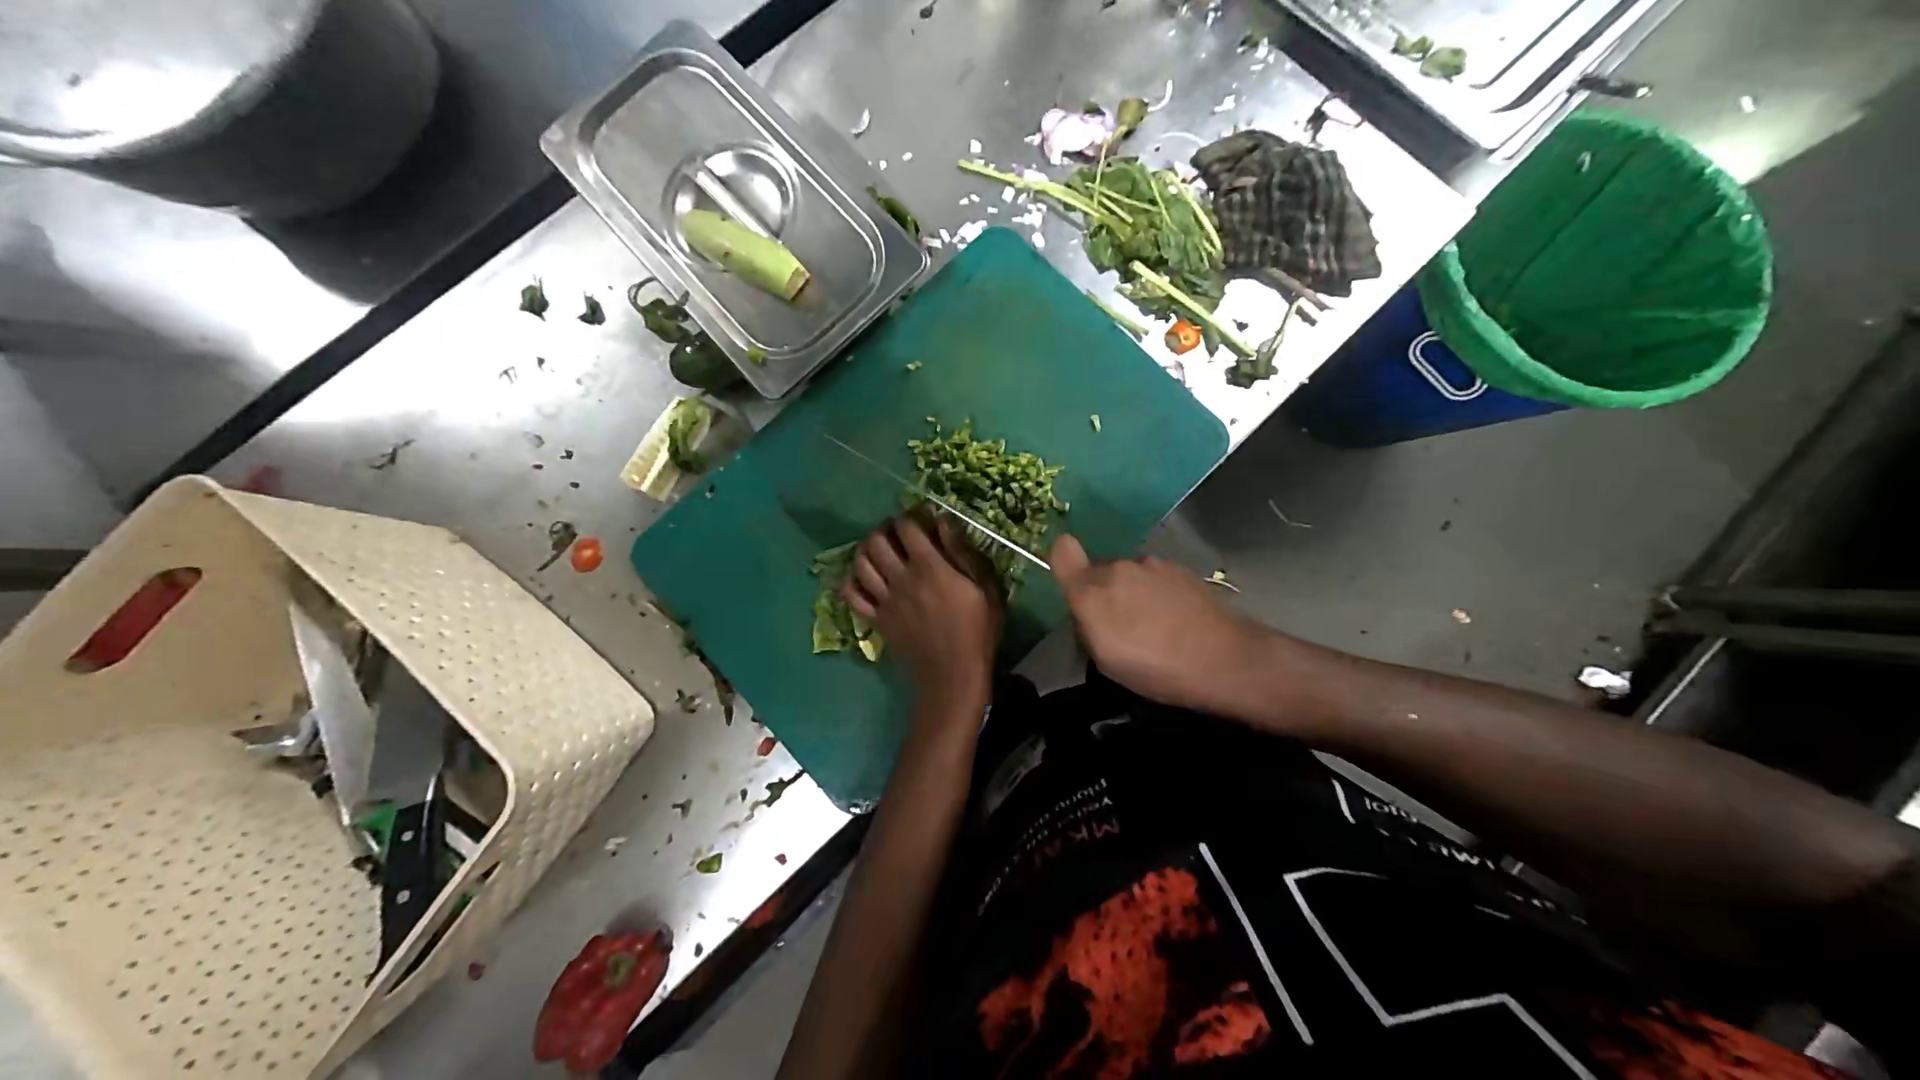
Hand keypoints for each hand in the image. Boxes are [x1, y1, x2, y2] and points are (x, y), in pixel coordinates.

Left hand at [845, 512, 1001, 702]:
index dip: (911, 515)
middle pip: (877, 540)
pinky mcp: (876, 619)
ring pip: (861, 563)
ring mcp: (885, 599)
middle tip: (897, 532)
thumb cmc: (977, 630)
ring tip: (880, 549)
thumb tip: (944, 521)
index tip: (921, 517)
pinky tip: (863, 577)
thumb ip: (962, 552)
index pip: (907, 527)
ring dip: (867, 549)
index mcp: (930, 567)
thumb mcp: (984, 588)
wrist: (954, 674)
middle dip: (885, 528)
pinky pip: (852, 595)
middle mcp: (901, 578)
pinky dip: (852, 580)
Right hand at [1049, 535, 1282, 720]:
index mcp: (1091, 592)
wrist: (1225, 659)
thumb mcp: (1106, 662)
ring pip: (1128, 574)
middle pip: (1097, 570)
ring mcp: (1151, 565)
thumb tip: (1087, 614)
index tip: (1070, 583)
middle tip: (1118, 626)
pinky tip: (1175, 621)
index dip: (1061, 561)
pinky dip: (1157, 593)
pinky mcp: (1179, 569)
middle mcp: (1117, 568)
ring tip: (1153, 628)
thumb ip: (1087, 628)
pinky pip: (1154, 578)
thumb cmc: (1156, 669)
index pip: (1062, 551)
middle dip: (1101, 591)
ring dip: (1131, 592)